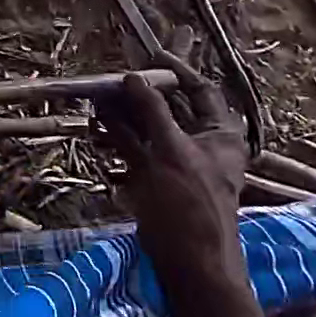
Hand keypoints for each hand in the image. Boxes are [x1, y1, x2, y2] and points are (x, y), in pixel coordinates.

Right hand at [96, 51, 249, 278]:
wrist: (189, 263)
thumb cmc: (190, 204)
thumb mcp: (171, 151)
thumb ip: (152, 111)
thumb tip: (133, 77)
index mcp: (220, 135)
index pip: (200, 90)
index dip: (176, 70)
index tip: (150, 53)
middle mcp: (199, 143)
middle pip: (168, 106)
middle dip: (139, 92)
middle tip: (111, 77)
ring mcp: (173, 160)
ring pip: (145, 125)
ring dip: (122, 111)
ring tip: (96, 97)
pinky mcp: (152, 175)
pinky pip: (132, 146)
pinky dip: (115, 134)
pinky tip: (95, 123)